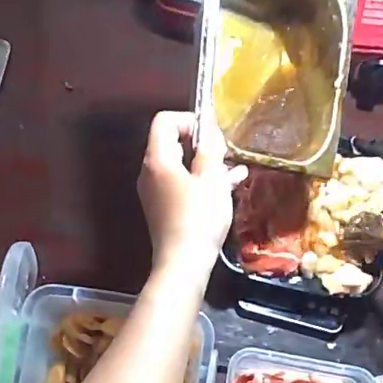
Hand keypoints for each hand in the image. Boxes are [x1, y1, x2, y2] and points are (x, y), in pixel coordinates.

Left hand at [138, 111, 246, 278]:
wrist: (183, 262)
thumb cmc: (199, 218)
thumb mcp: (211, 177)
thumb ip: (210, 146)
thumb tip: (207, 120)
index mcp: (157, 160)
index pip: (164, 121)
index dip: (189, 120)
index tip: (211, 135)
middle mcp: (149, 173)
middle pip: (171, 141)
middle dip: (201, 143)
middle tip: (225, 154)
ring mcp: (154, 191)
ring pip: (180, 164)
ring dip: (206, 163)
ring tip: (232, 170)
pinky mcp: (162, 207)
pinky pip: (181, 183)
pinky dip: (201, 180)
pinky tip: (228, 185)